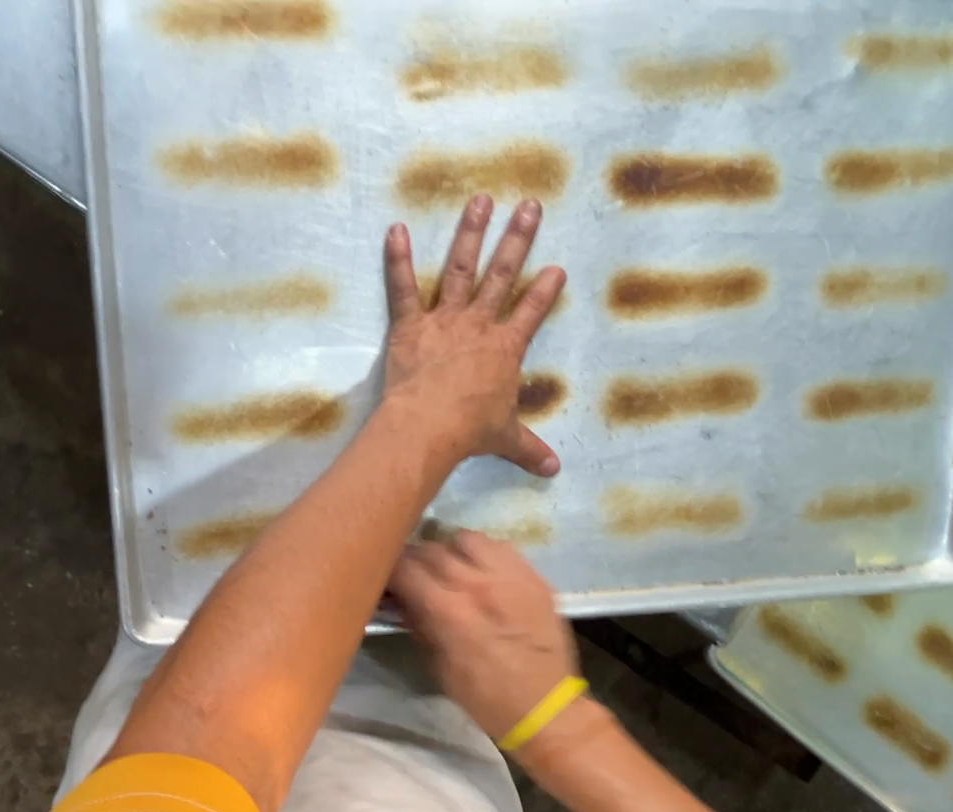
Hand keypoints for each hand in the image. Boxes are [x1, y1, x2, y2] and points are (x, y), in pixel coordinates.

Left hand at [379, 195, 564, 476]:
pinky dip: (398, 259)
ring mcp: (445, 320)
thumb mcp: (505, 439)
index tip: (556, 268)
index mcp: (505, 348)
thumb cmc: (469, 432)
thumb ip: (529, 449)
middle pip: (502, 274)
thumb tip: (553, 470)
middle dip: (518, 239)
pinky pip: (403, 287)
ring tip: (480, 199)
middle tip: (530, 205)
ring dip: (470, 233)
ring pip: (461, 269)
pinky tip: (396, 229)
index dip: (545, 290)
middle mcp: (479, 325)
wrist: (429, 427)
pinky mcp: (410, 325)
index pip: (532, 312)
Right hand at [388, 530, 580, 742]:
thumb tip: (400, 600)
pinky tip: (482, 570)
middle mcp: (477, 584)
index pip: (404, 568)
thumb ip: (418, 624)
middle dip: (414, 560)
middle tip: (413, 575)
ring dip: (450, 551)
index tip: (384, 577)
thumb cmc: (485, 697)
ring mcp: (509, 575)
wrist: (545, 707)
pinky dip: (483, 553)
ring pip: (465, 539)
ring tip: (450, 568)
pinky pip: (500, 546)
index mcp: (448, 610)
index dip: (388, 570)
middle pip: (430, 549)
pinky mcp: (533, 576)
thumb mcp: (438, 665)